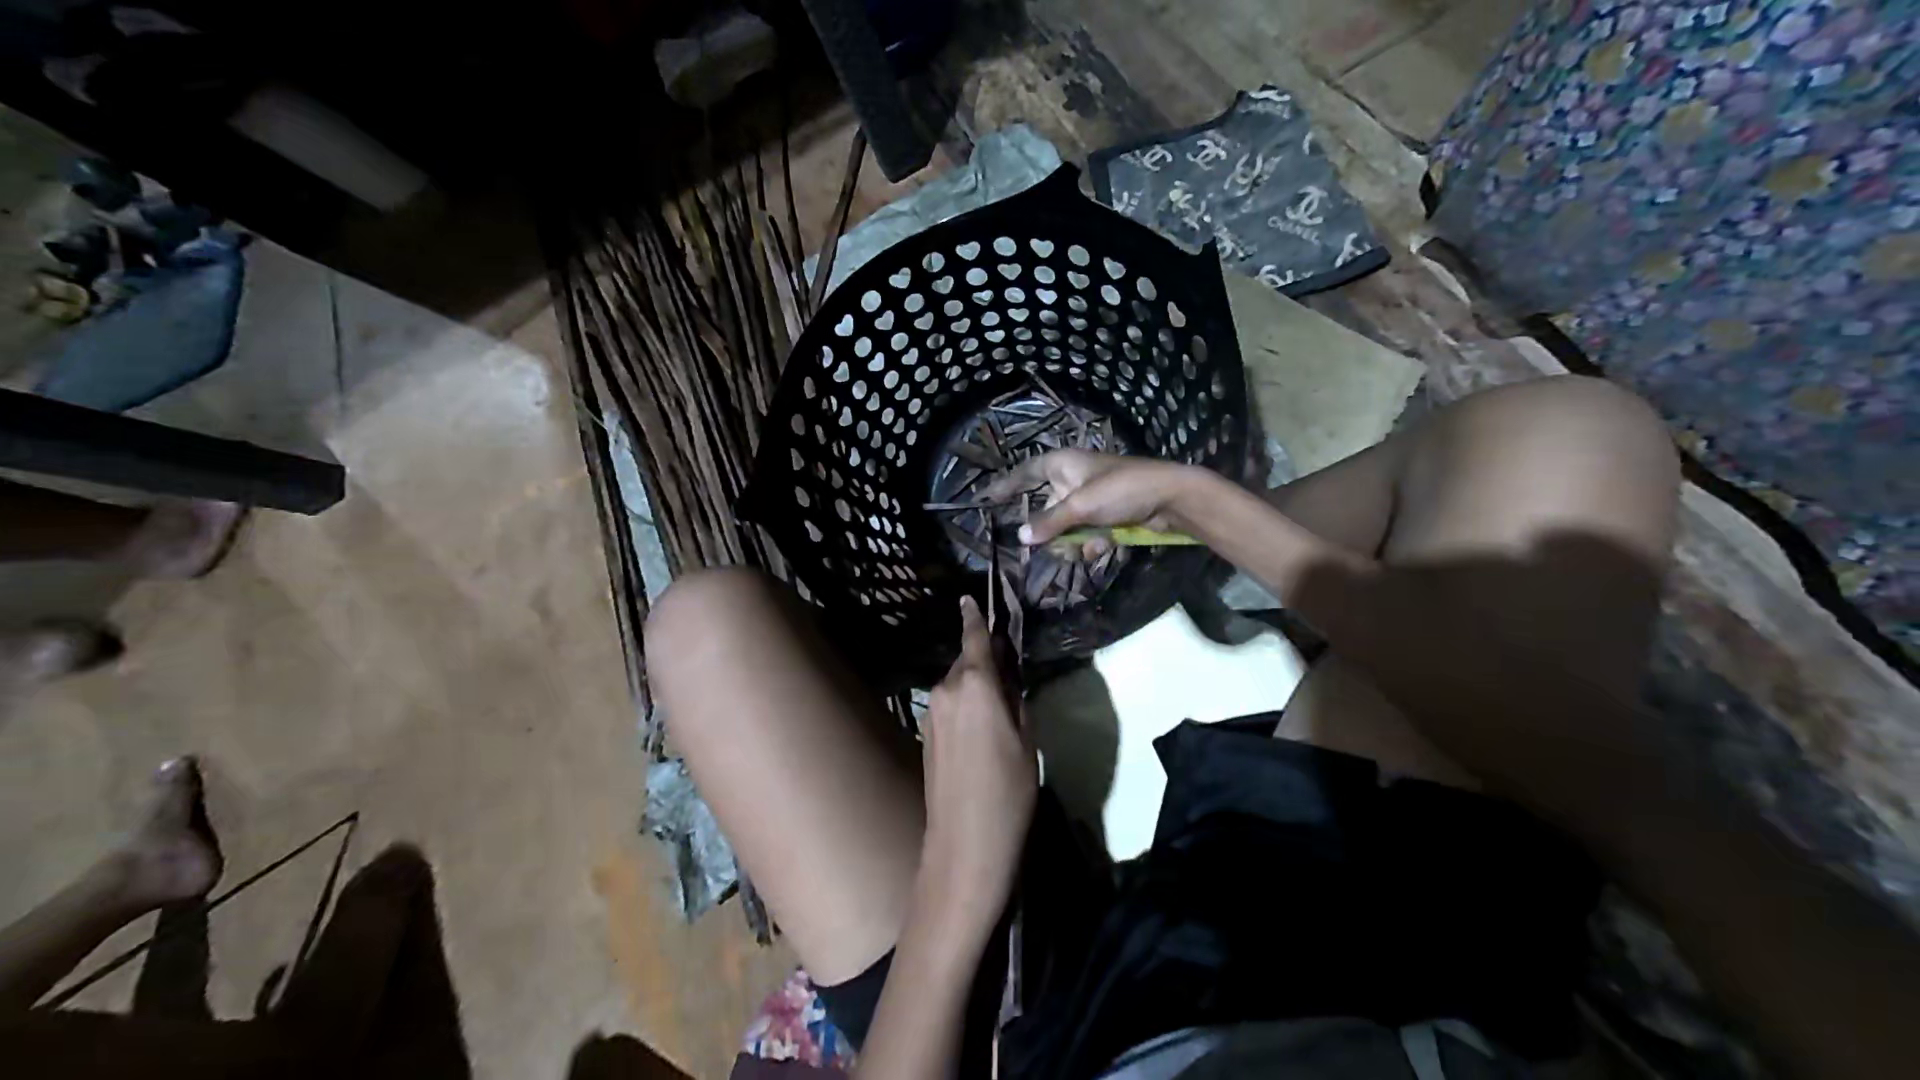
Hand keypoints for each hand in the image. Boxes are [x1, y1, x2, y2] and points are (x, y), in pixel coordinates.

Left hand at [919, 596, 1037, 930]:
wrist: (964, 844)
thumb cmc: (1008, 790)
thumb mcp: (1027, 740)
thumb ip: (1016, 698)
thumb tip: (1008, 676)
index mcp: (975, 684)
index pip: (974, 638)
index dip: (975, 617)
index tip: (969, 598)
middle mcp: (946, 689)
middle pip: (966, 662)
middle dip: (984, 661)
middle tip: (1011, 676)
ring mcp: (931, 712)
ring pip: (957, 684)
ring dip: (975, 686)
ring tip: (1000, 711)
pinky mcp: (926, 734)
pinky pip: (949, 706)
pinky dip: (965, 705)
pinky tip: (981, 732)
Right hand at [982, 450, 1202, 551]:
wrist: (1171, 498)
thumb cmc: (1121, 490)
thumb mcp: (1080, 507)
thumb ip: (1049, 523)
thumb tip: (1020, 538)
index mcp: (1062, 465)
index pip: (1025, 474)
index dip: (1005, 486)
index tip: (986, 499)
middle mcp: (1072, 480)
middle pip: (1046, 510)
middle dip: (1051, 533)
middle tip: (1050, 548)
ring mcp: (1091, 499)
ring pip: (1067, 528)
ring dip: (1074, 543)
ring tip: (1088, 548)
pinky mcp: (1107, 516)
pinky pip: (1087, 534)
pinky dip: (1093, 544)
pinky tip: (1106, 546)